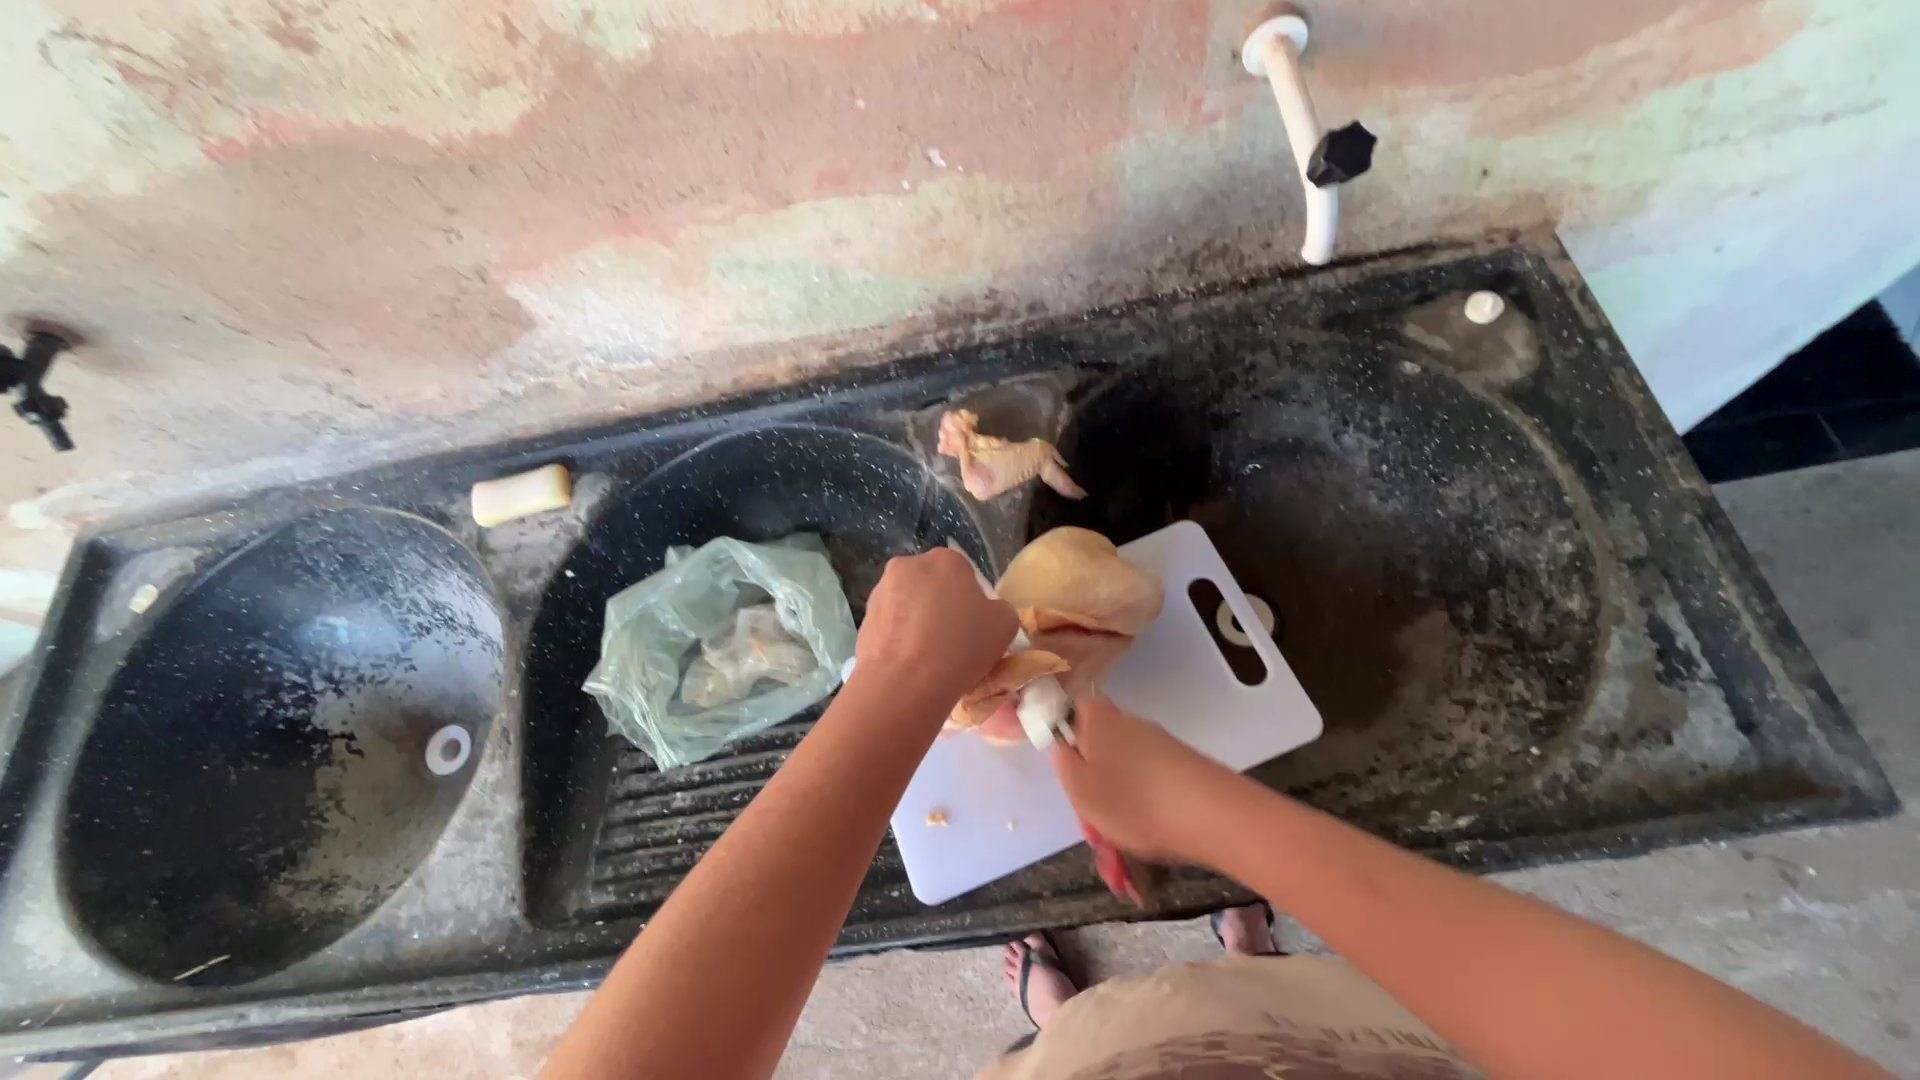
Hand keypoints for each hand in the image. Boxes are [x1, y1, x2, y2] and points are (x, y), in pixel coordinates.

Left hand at [853, 548, 1018, 708]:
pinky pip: (890, 626)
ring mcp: (880, 592)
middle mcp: (907, 566)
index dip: (970, 601)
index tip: (973, 628)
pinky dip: (899, 640)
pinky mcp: (864, 620)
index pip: (963, 574)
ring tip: (927, 657)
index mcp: (945, 560)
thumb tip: (985, 612)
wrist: (904, 684)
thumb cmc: (960, 647)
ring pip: (908, 605)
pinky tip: (909, 664)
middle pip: (931, 586)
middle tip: (951, 642)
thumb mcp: (1004, 625)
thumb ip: (998, 609)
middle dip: (940, 607)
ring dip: (917, 623)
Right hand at [1049, 693, 1249, 864]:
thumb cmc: (1133, 800)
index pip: (1076, 710)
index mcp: (1100, 721)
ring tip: (1121, 870)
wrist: (1213, 816)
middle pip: (1100, 754)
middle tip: (1096, 837)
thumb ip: (1064, 763)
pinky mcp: (1184, 773)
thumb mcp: (1080, 788)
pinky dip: (1144, 825)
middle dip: (1094, 799)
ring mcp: (1161, 750)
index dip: (1067, 736)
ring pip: (1125, 784)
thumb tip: (1063, 745)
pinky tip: (1144, 864)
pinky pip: (1151, 796)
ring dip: (1118, 824)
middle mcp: (1131, 727)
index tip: (1067, 772)